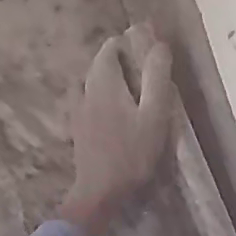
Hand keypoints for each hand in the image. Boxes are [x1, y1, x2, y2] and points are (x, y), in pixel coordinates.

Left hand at [59, 25, 175, 235]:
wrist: (99, 192)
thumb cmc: (131, 154)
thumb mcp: (154, 115)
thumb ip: (156, 78)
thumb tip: (159, 45)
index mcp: (103, 83)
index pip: (109, 48)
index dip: (127, 43)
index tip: (146, 49)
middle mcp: (84, 92)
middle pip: (98, 65)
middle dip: (118, 61)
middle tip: (142, 71)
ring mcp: (76, 112)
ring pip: (90, 85)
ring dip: (107, 81)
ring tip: (130, 92)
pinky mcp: (76, 131)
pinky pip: (86, 103)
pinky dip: (99, 99)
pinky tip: (113, 113)